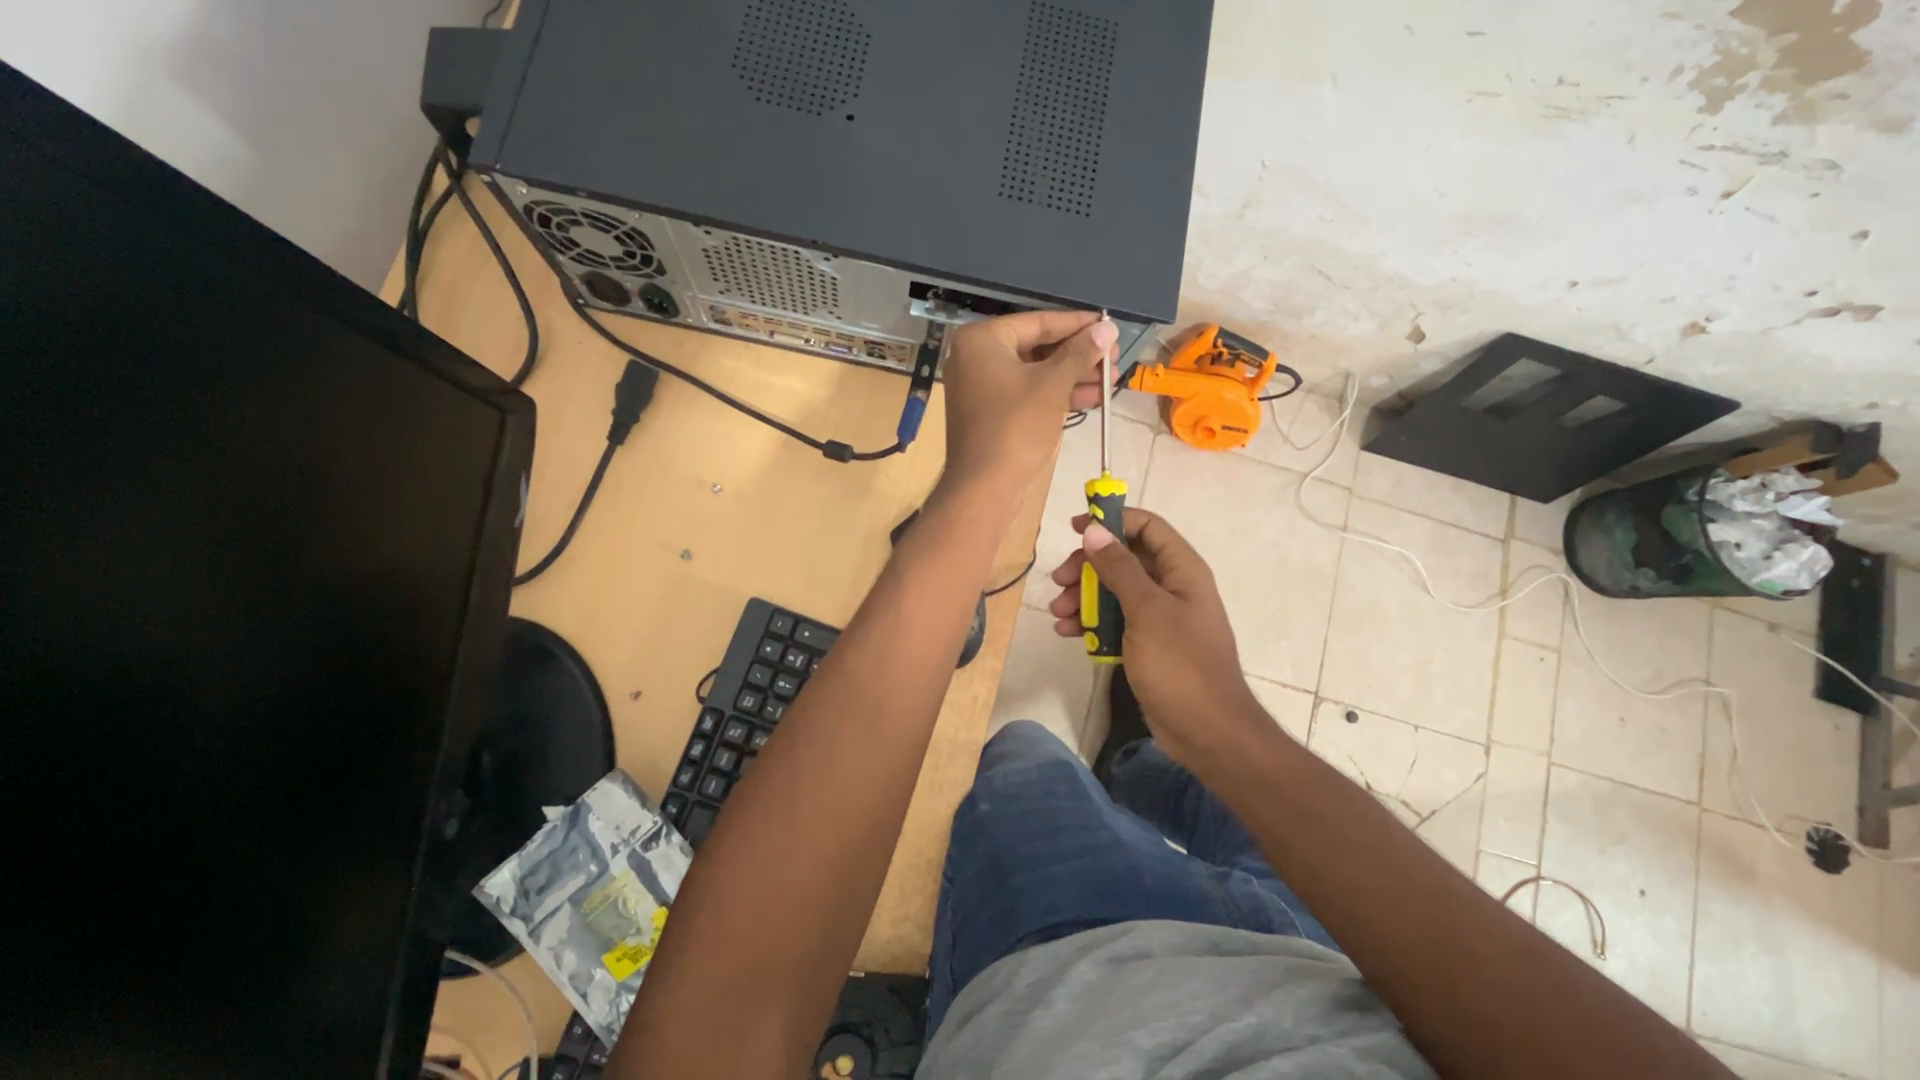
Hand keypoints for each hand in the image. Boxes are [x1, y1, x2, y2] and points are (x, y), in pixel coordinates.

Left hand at [941, 312, 1117, 488]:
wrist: (984, 487)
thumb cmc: (1016, 428)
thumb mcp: (1053, 386)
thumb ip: (1080, 353)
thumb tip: (1107, 328)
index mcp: (982, 340)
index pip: (1038, 322)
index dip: (1077, 324)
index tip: (1108, 325)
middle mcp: (974, 357)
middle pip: (1037, 347)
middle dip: (1078, 355)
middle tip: (1113, 358)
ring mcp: (980, 386)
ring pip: (1034, 372)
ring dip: (1072, 377)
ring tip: (1110, 380)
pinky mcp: (989, 412)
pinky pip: (1026, 393)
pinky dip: (1055, 395)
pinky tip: (1092, 399)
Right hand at [1047, 509, 1269, 762]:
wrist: (1206, 730)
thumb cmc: (1180, 665)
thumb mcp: (1146, 611)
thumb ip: (1120, 568)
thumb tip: (1095, 530)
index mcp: (1182, 571)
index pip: (1147, 527)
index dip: (1112, 520)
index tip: (1075, 528)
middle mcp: (1173, 588)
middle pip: (1125, 559)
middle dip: (1089, 566)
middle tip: (1059, 580)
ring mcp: (1160, 618)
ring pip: (1116, 592)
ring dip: (1084, 597)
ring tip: (1059, 614)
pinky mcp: (1148, 646)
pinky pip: (1116, 622)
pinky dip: (1093, 624)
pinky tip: (1070, 634)